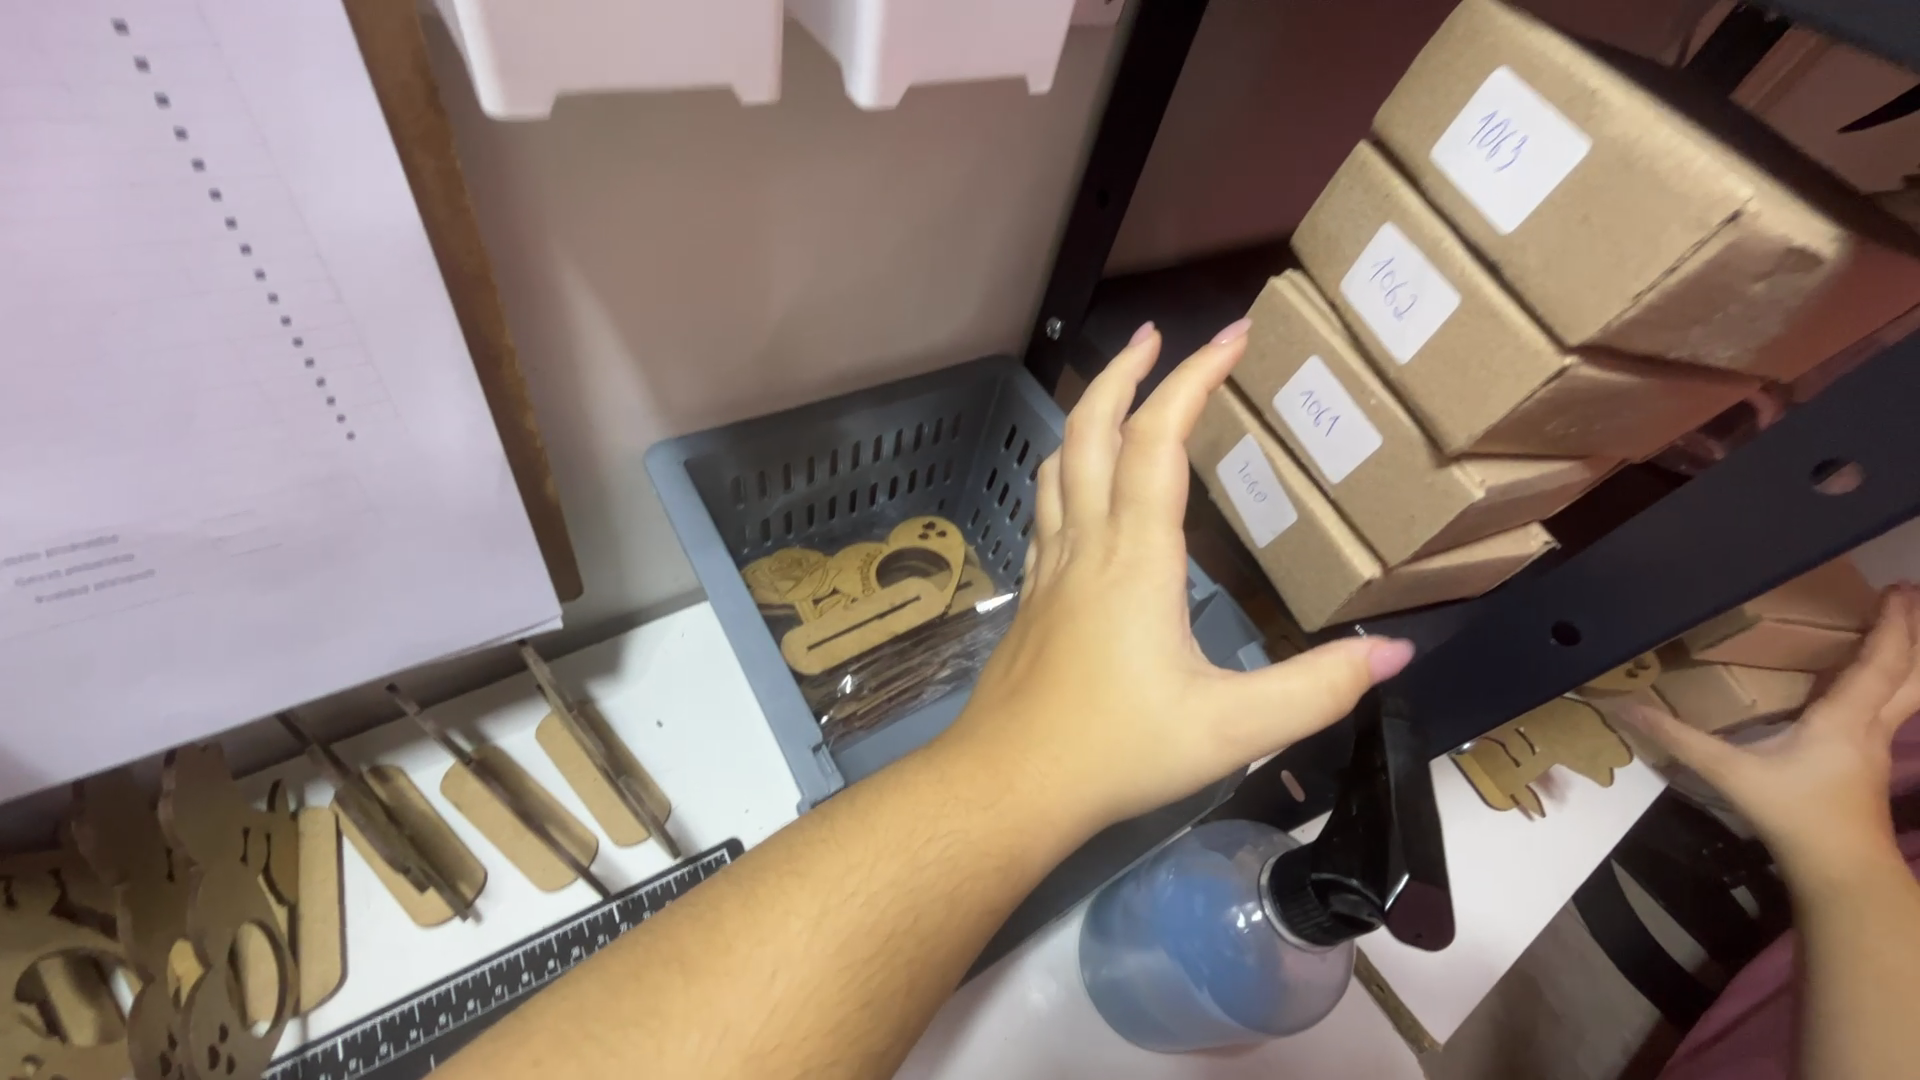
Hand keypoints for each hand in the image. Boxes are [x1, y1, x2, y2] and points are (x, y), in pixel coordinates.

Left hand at [934, 322, 1414, 831]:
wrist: (1010, 781)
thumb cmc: (1115, 751)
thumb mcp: (1231, 729)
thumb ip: (1315, 689)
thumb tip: (1394, 653)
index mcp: (1134, 559)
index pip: (1158, 441)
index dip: (1194, 379)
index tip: (1233, 334)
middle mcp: (1084, 545)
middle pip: (1090, 432)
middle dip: (1122, 372)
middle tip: (1156, 335)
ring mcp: (1048, 567)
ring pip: (1057, 466)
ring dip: (1087, 416)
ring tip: (1118, 395)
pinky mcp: (1031, 594)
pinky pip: (1045, 509)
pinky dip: (1066, 472)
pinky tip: (1081, 488)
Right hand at [1629, 584, 1919, 885]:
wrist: (1842, 868)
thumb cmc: (1793, 813)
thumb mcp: (1725, 771)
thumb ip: (1674, 736)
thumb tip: (1620, 705)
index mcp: (1845, 720)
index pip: (1880, 664)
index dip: (1892, 626)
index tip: (1896, 589)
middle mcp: (1871, 727)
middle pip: (1911, 675)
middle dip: (1914, 635)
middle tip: (1907, 599)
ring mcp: (1876, 747)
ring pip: (1907, 694)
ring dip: (1907, 660)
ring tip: (1897, 632)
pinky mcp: (1867, 761)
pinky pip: (1887, 710)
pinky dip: (1886, 685)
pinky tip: (1862, 684)